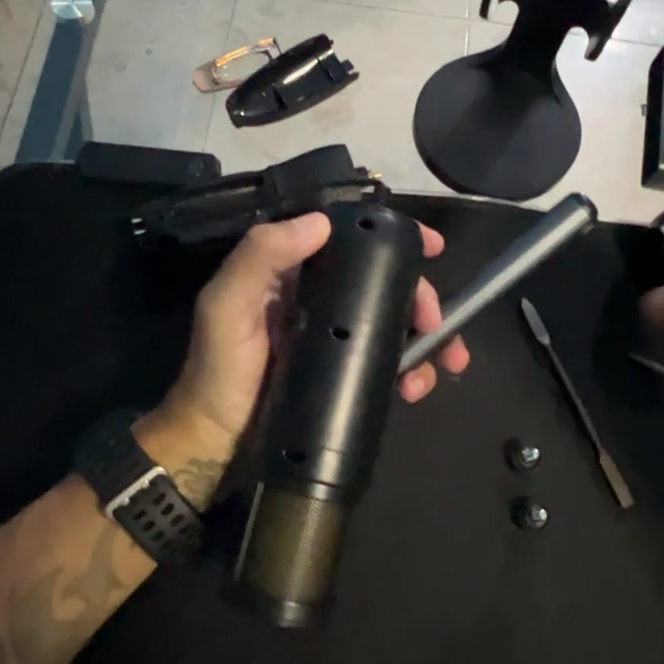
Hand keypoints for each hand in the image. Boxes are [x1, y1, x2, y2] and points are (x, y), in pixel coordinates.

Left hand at [139, 212, 470, 503]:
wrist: (217, 441)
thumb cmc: (218, 370)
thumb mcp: (227, 306)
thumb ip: (261, 257)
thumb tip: (322, 222)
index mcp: (292, 271)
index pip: (349, 240)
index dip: (393, 240)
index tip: (431, 246)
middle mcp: (318, 297)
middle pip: (384, 283)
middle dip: (420, 297)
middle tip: (435, 322)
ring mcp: (335, 336)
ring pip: (393, 322)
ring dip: (428, 338)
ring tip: (446, 362)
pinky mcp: (344, 372)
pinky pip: (388, 362)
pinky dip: (412, 371)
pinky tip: (416, 388)